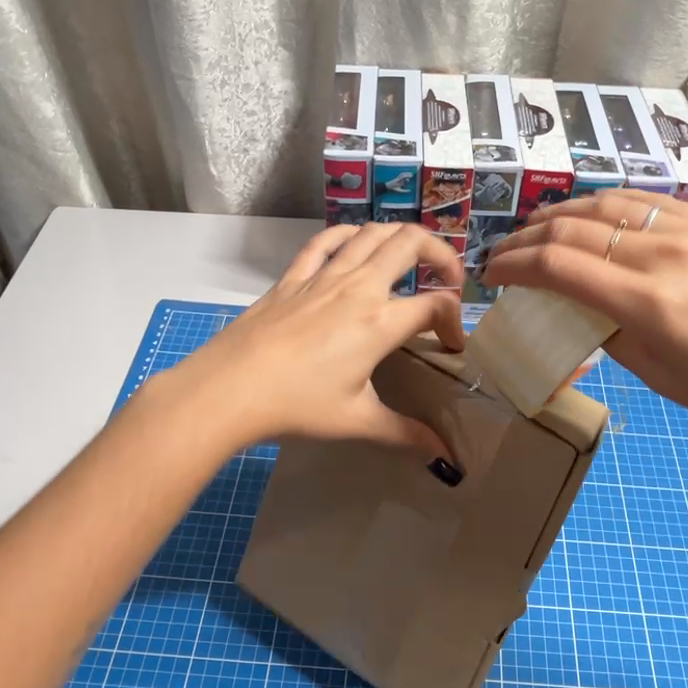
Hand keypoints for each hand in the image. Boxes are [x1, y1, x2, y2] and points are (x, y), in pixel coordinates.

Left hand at [153, 222, 466, 459]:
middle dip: (442, 253)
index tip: (452, 346)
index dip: (456, 322)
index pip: (436, 306)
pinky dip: (348, 235)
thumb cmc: (297, 405)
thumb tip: (443, 456)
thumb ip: (405, 433)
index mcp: (380, 322)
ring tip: (412, 257)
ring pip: (373, 232)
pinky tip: (356, 243)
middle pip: (412, 243)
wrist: (231, 387)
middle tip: (449, 278)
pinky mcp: (294, 276)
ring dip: (401, 236)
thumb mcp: (357, 421)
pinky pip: (327, 240)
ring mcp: (324, 276)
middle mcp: (359, 287)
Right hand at [481, 189, 687, 455]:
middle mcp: (665, 253)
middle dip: (527, 239)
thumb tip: (586, 314)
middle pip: (574, 229)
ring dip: (562, 214)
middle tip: (504, 255)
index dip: (513, 266)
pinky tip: (595, 216)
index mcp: (650, 303)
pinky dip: (607, 205)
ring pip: (607, 204)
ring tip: (538, 230)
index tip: (492, 275)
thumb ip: (617, 339)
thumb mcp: (671, 381)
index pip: (557, 266)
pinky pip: (646, 202)